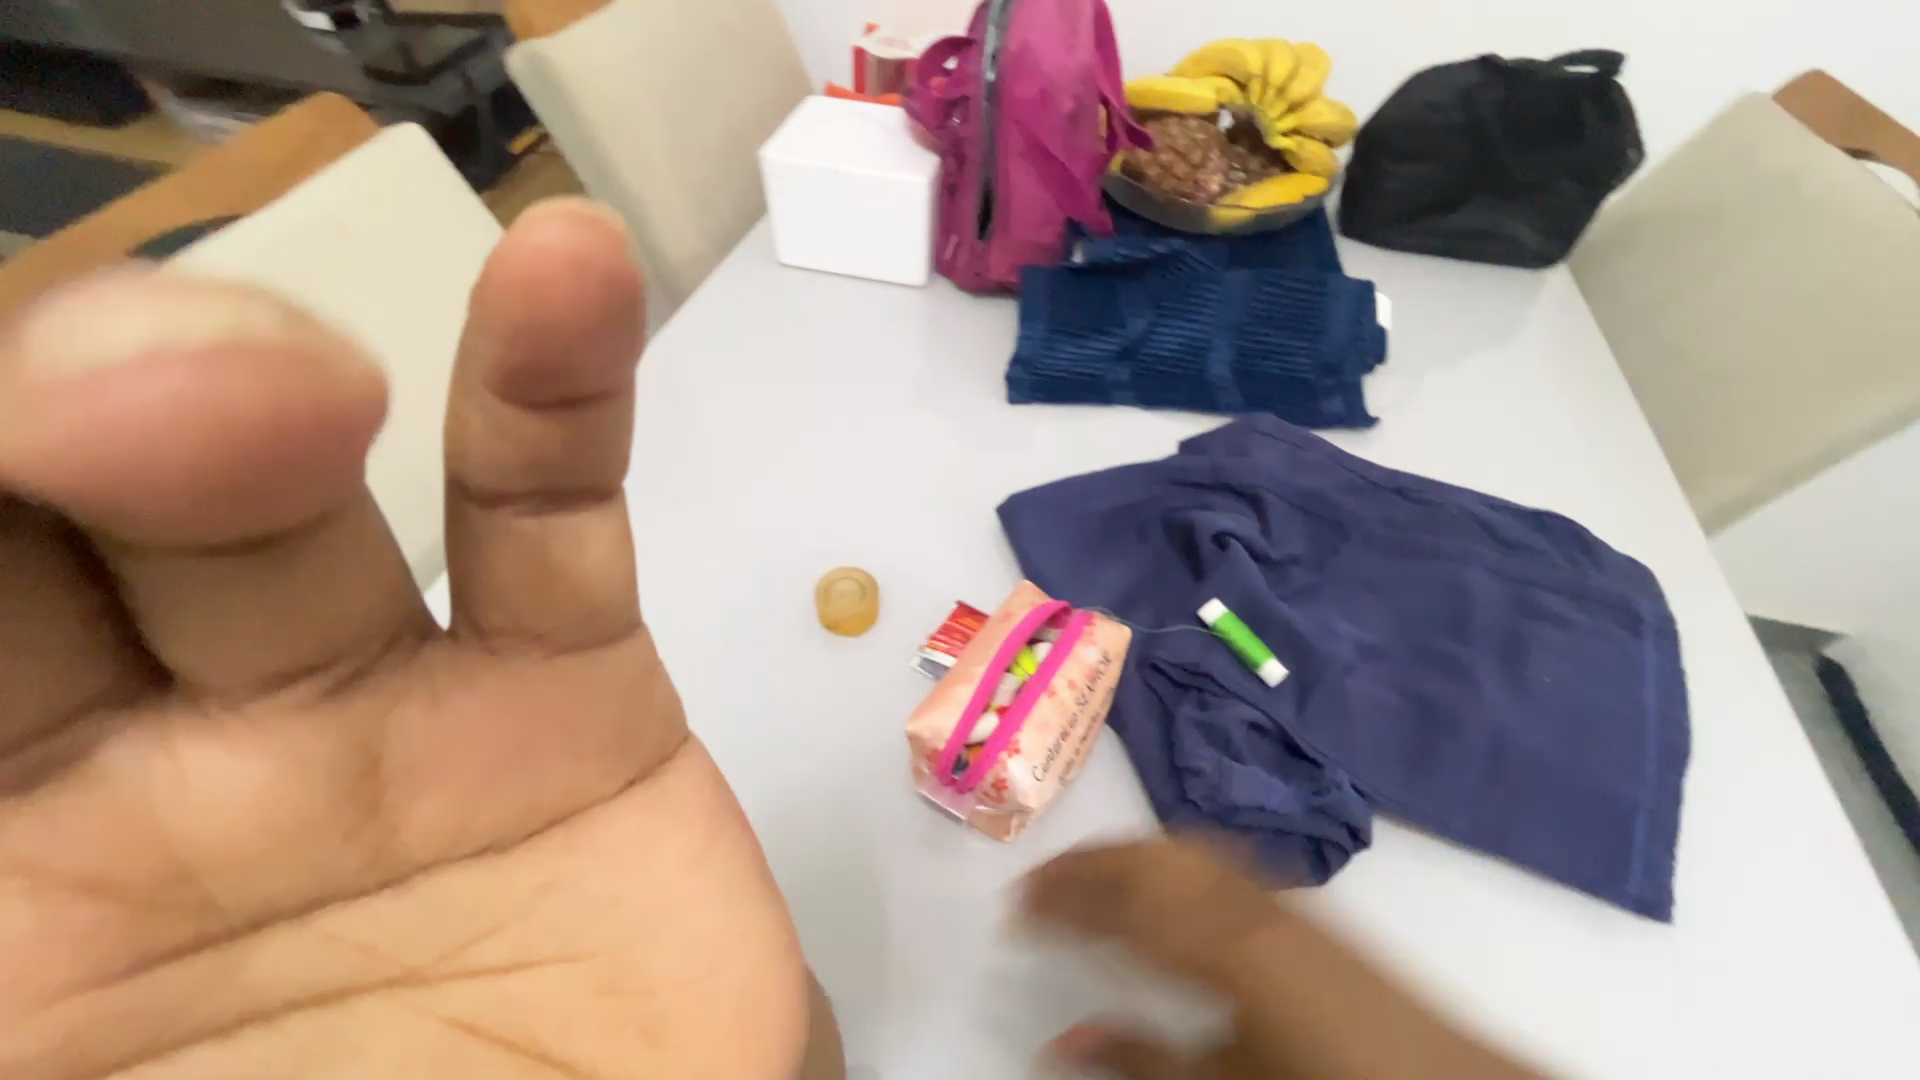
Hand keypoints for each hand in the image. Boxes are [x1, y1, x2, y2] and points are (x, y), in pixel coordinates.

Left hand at [0, 200, 815, 1077]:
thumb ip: (9, 986)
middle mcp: (150, 769)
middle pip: (52, 542)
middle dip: (59, 433)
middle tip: (121, 410)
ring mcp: (391, 708)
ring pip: (299, 507)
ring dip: (268, 399)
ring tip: (286, 371)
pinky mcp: (577, 687)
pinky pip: (555, 519)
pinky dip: (565, 393)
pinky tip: (579, 273)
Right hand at [1025, 839, 1548, 1079]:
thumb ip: (1138, 1060)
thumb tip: (1054, 1043)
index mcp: (1220, 949)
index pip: (1119, 906)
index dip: (1062, 902)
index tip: (1016, 907)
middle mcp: (1239, 901)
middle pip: (1143, 860)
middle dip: (1082, 866)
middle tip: (1034, 885)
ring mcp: (1268, 892)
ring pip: (1175, 847)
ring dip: (1120, 854)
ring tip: (1080, 872)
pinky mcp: (1290, 898)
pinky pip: (1208, 857)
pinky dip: (1163, 855)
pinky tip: (1153, 874)